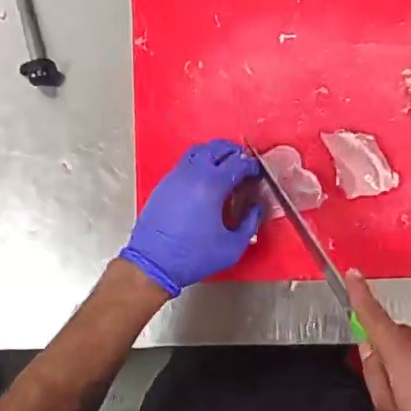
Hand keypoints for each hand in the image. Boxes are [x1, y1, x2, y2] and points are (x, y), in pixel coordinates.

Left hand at [119, 140, 262, 296]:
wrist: (154, 263)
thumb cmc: (194, 256)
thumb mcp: (232, 247)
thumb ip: (250, 224)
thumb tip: (254, 209)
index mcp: (212, 185)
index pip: (238, 162)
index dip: (251, 166)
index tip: (257, 173)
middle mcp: (193, 173)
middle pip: (216, 148)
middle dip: (233, 152)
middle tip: (243, 165)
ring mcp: (175, 176)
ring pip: (197, 151)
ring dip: (213, 154)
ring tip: (223, 168)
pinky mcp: (163, 185)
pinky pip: (184, 164)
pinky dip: (198, 164)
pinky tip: (203, 181)